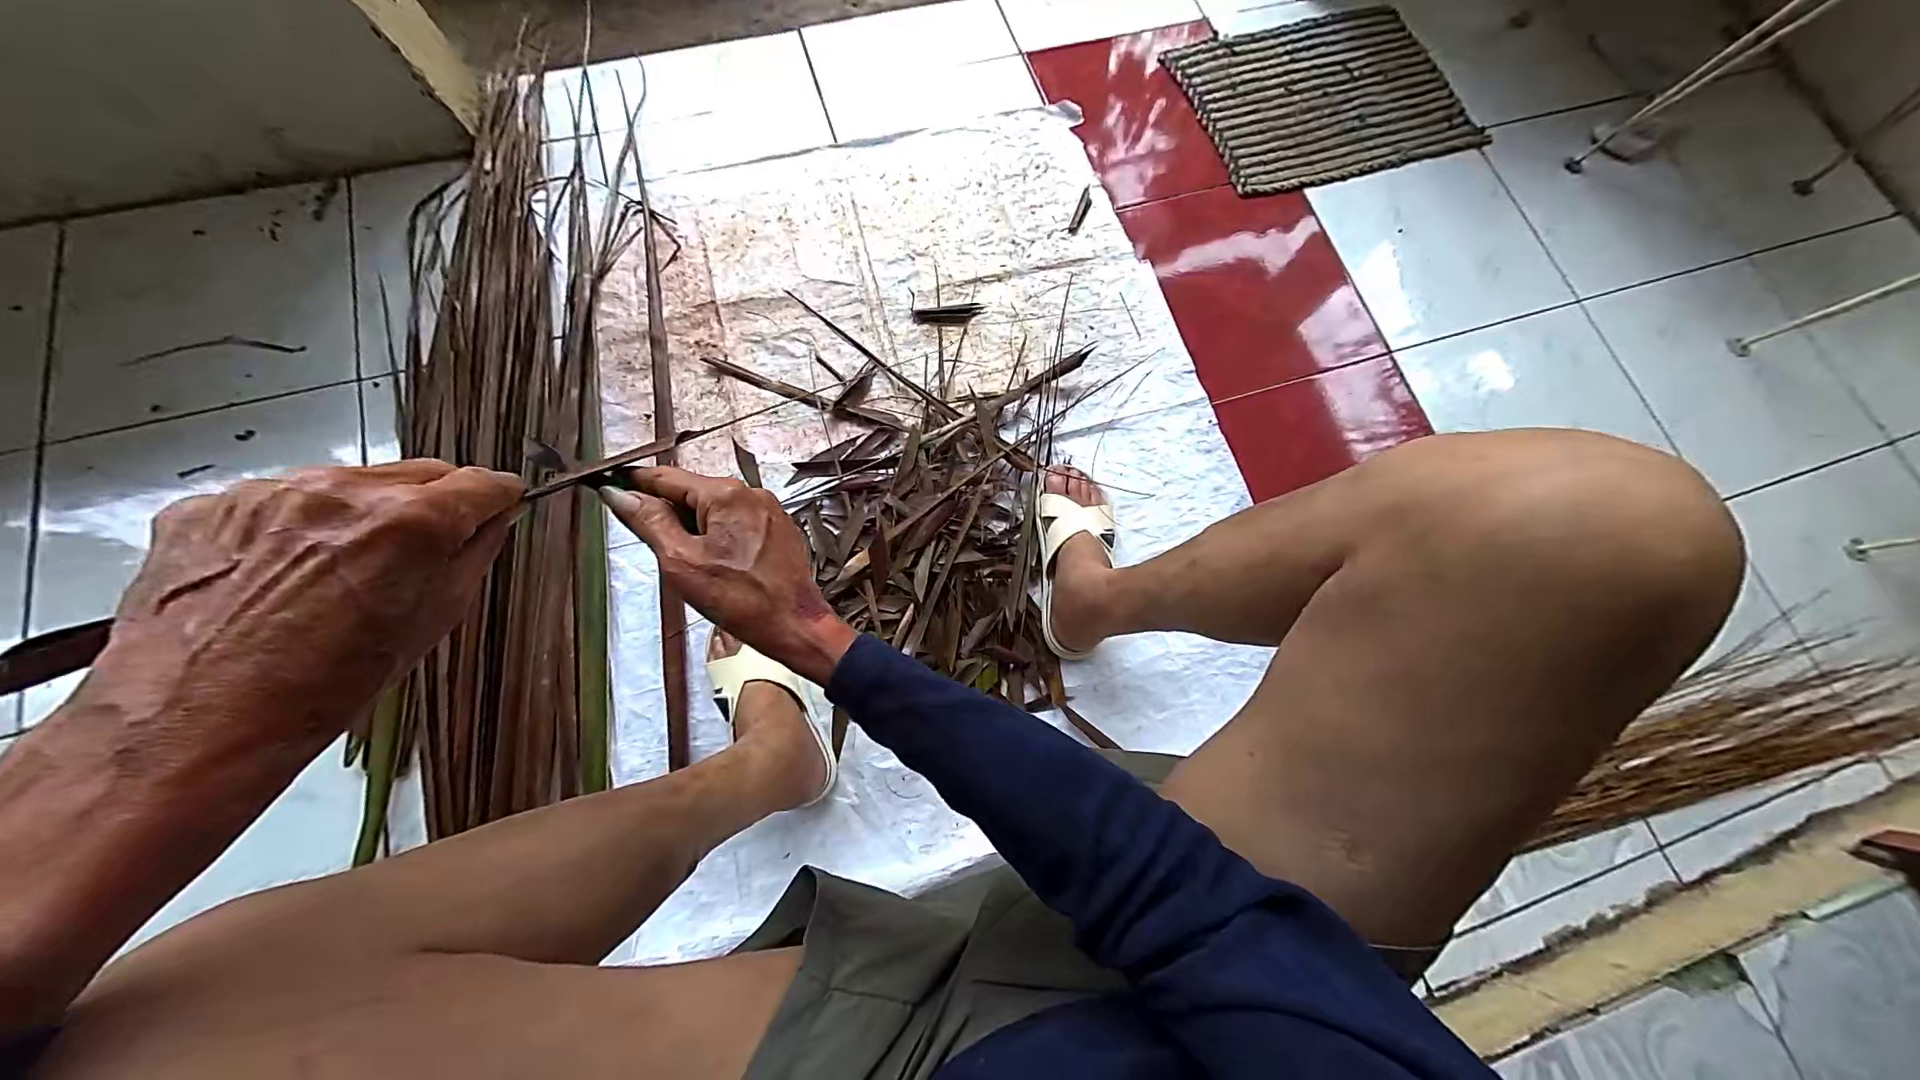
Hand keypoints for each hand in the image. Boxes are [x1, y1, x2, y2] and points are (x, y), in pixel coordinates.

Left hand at [76, 460, 524, 751]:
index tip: (501, 505)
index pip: (483, 482)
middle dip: (437, 502)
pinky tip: (292, 572)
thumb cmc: (323, 684)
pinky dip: (302, 524)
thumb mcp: (436, 618)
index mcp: (410, 522)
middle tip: (429, 547)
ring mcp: (270, 494)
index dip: (500, 497)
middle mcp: (342, 494)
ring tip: (349, 569)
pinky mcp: (211, 505)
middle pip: (421, 472)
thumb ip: (473, 556)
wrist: (199, 720)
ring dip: (368, 511)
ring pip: (353, 482)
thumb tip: (492, 523)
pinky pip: (284, 498)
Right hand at [601, 467, 856, 684]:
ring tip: (691, 564)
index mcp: (727, 495)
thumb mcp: (682, 562)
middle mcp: (752, 494)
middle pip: (692, 492)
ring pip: (715, 509)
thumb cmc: (744, 600)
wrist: (794, 625)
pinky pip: (738, 522)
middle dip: (668, 513)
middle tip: (655, 544)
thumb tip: (622, 495)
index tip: (612, 486)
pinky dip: (719, 536)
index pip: (667, 477)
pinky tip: (718, 565)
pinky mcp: (778, 529)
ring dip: (694, 528)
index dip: (635, 483)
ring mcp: (769, 510)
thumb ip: (650, 522)